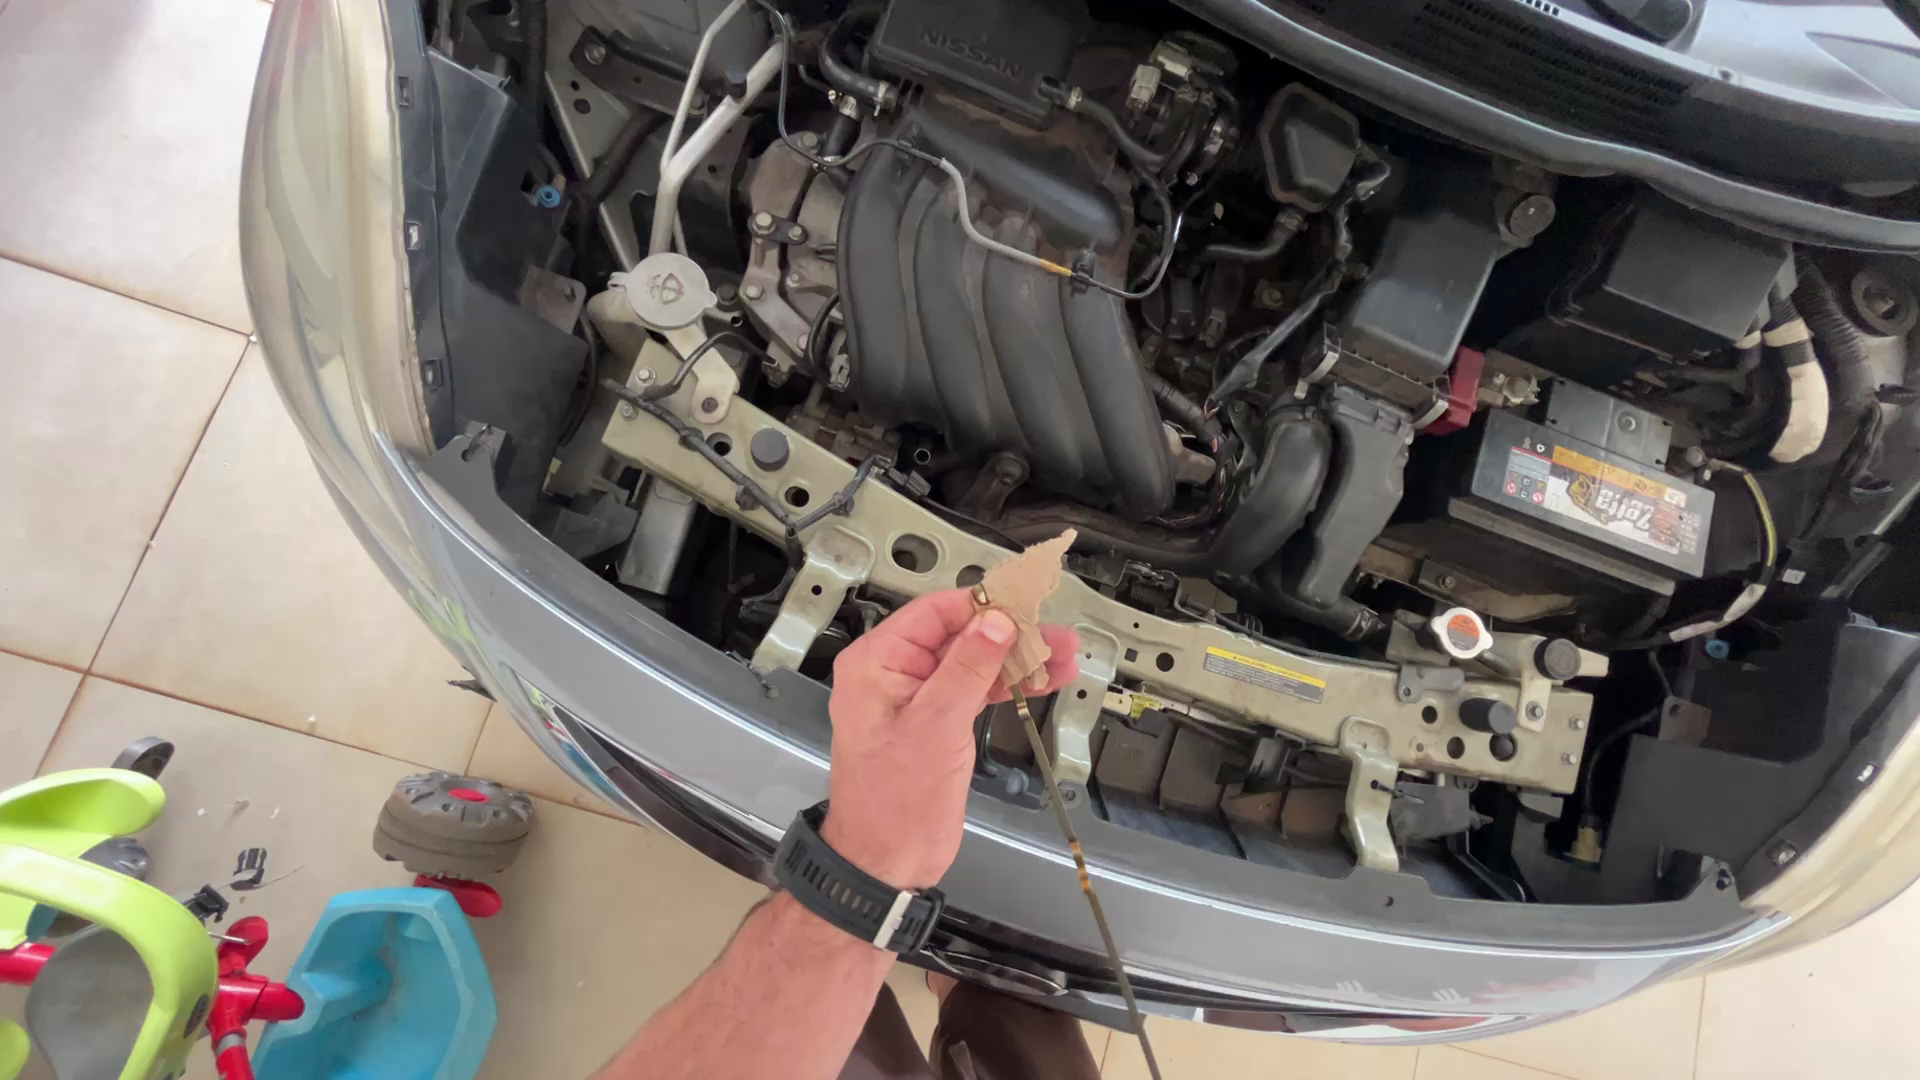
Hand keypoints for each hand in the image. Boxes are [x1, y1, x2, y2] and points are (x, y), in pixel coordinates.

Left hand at [821, 589, 1078, 890]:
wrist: (886, 863)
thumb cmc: (891, 802)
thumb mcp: (935, 725)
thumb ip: (967, 668)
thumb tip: (993, 622)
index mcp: (877, 663)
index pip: (935, 613)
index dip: (981, 607)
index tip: (1023, 605)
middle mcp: (895, 674)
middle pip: (960, 637)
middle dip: (1009, 635)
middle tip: (1053, 635)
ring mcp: (918, 698)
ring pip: (973, 663)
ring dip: (1017, 660)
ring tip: (1060, 656)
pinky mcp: (937, 721)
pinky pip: (975, 689)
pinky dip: (1008, 685)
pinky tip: (1041, 680)